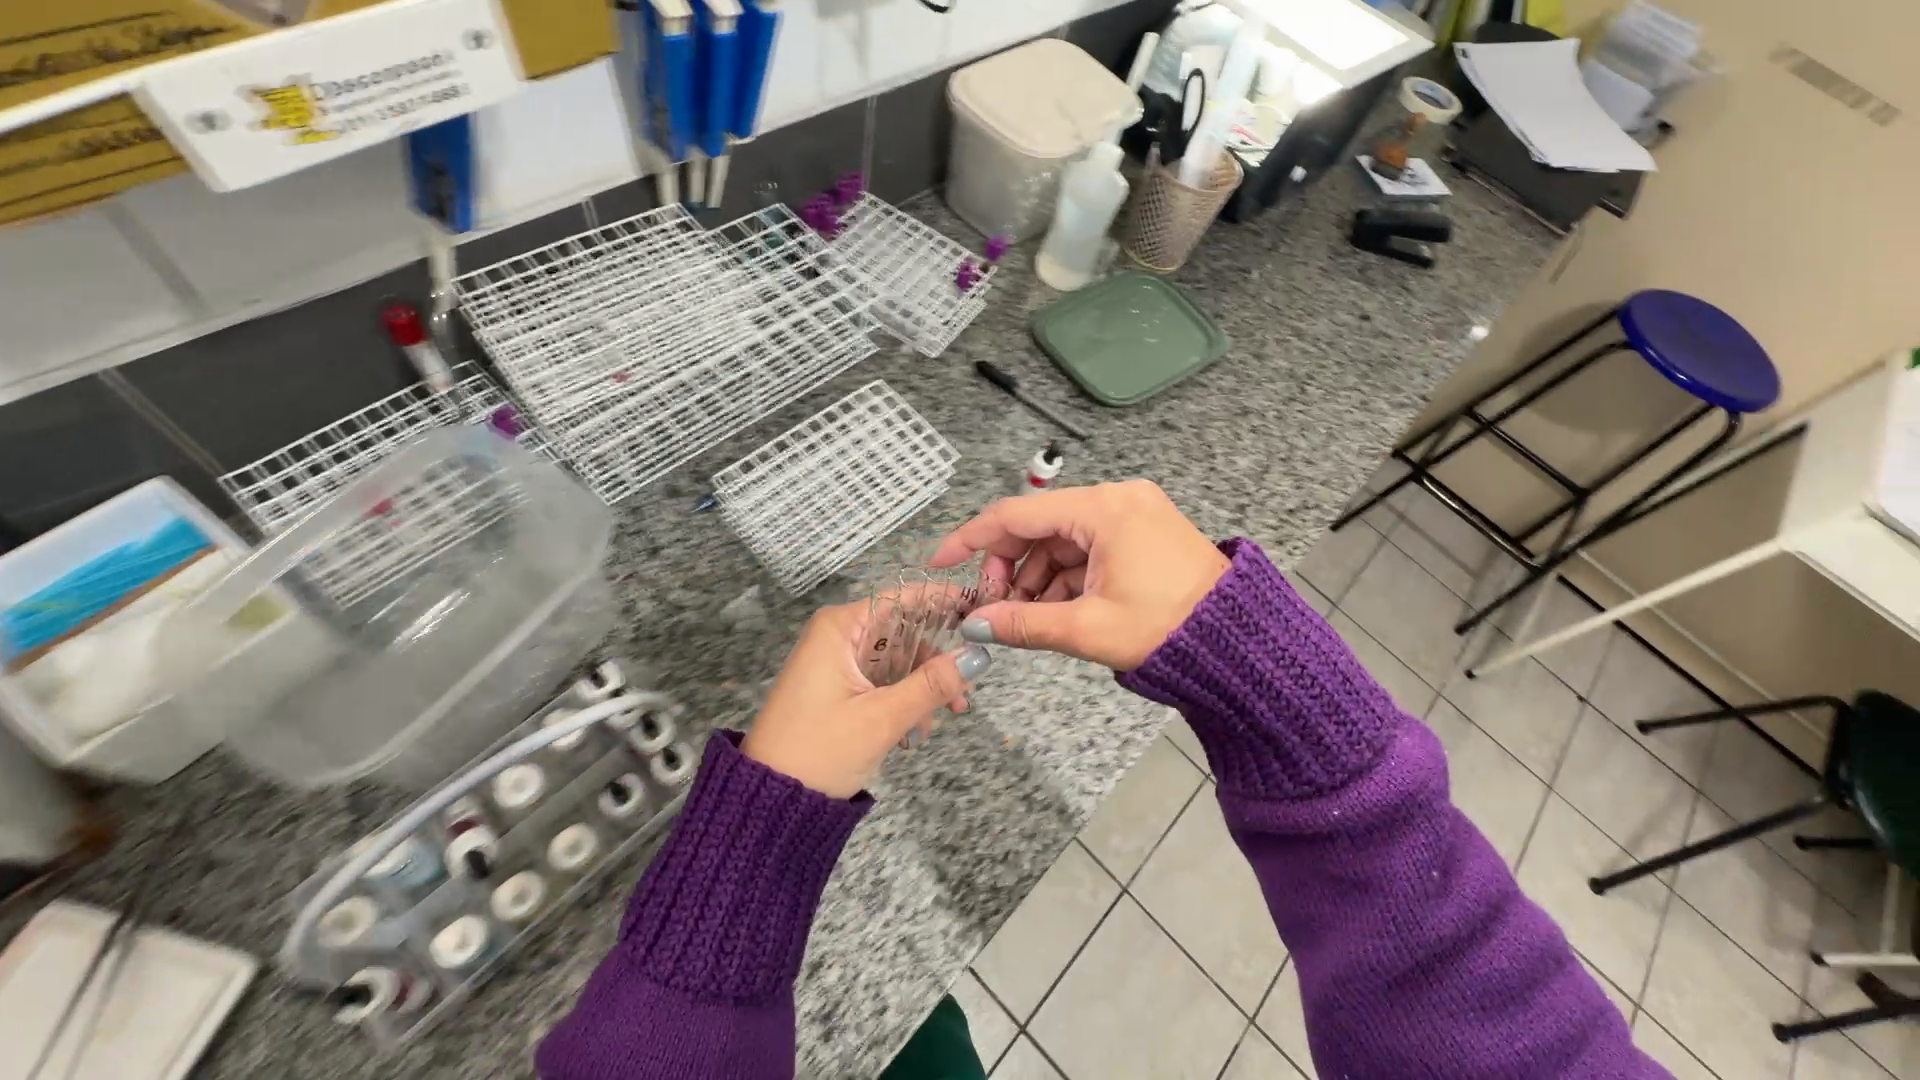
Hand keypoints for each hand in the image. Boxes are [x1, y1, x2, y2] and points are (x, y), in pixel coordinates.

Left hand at [741, 597, 992, 798]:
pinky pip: (881, 683)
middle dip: (936, 662)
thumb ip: (932, 684)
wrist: (768, 801)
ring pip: (896, 662)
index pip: (902, 598)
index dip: (942, 600)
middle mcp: (837, 637)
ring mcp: (836, 664)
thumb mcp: (882, 718)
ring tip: (932, 727)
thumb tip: (977, 656)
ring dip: (921, 689)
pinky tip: (912, 734)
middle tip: (965, 693)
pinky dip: (902, 702)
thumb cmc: (818, 752)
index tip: (978, 609)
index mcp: (841, 628)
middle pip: (903, 632)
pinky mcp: (837, 689)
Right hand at [929, 480, 1228, 670]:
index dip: (972, 539)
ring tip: (1026, 618)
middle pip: (1038, 526)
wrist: (1241, 643)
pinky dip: (1065, 578)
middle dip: (1009, 568)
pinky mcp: (1142, 534)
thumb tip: (975, 627)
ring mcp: (1132, 515)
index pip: (1017, 514)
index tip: (942, 560)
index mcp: (1103, 510)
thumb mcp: (1087, 628)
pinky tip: (1055, 610)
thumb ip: (1022, 623)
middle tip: (993, 608)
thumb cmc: (1173, 629)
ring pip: (1061, 541)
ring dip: (1036, 578)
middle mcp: (1117, 500)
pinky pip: (1087, 550)